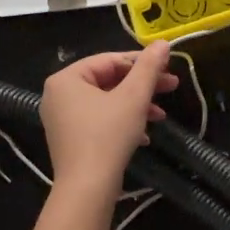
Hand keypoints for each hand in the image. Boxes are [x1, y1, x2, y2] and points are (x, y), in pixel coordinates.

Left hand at [39, 42, 178, 191]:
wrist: (87, 187)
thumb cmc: (108, 136)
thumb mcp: (133, 98)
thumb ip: (148, 68)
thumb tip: (163, 43)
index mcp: (66, 78)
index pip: (109, 60)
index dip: (142, 63)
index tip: (168, 69)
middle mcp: (58, 95)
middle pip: (108, 81)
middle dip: (141, 86)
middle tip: (171, 88)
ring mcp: (62, 119)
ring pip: (106, 102)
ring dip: (136, 106)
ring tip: (160, 116)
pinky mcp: (70, 139)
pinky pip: (99, 121)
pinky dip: (122, 123)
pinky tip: (143, 135)